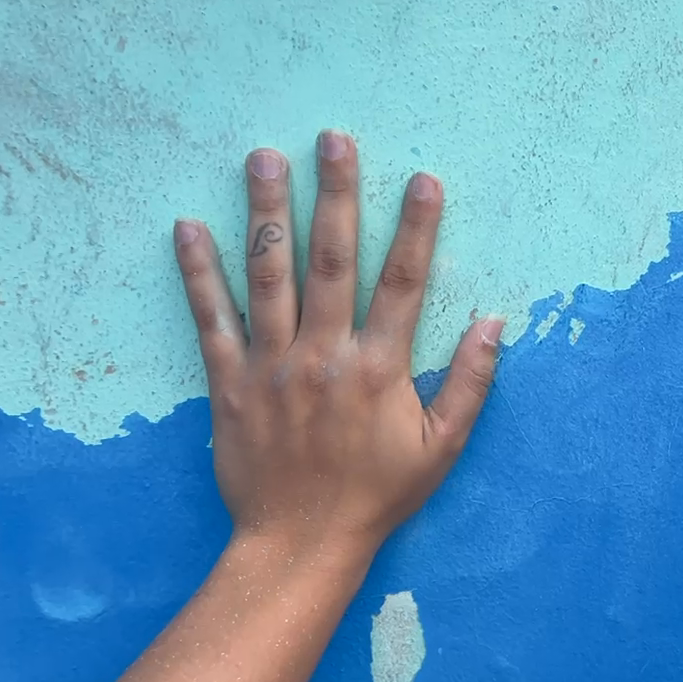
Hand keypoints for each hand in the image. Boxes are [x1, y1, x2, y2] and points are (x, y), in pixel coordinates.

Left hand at [171, 129, 502, 561]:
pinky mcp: (229, 382)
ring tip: (262, 158)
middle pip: (331, 259)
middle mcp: (324, 353)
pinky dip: (197, 272)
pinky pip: (210, 318)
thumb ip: (472, 382)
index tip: (423, 181)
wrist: (300, 542)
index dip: (417, 228)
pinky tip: (188, 227)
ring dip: (267, 212)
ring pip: (268, 275)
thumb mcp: (443, 446)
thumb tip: (495, 323)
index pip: (404, 282)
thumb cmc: (381, 493)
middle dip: (335, 194)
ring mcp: (271, 364)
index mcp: (380, 366)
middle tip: (333, 139)